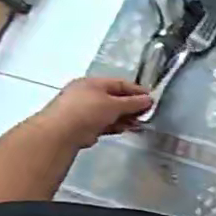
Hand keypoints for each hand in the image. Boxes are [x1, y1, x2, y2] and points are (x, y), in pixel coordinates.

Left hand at [32, 77, 151, 148]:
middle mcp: (89, 94)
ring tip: (140, 123)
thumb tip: (149, 100)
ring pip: (112, 111)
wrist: (62, 131)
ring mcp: (86, 109)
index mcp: (93, 83)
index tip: (153, 99)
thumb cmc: (88, 111)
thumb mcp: (114, 104)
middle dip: (132, 106)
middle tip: (148, 113)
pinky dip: (116, 125)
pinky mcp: (86, 124)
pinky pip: (106, 122)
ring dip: (126, 117)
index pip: (120, 83)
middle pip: (116, 98)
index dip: (137, 91)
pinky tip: (126, 129)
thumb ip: (133, 102)